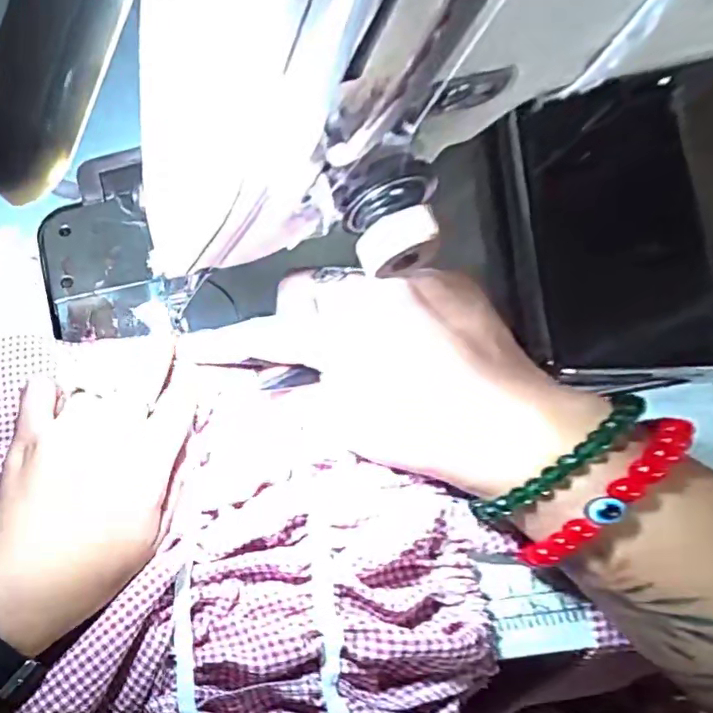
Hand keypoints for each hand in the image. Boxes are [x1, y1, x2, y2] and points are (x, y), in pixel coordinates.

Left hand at [0, 341, 193, 654]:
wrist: (24, 582)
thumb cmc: (95, 572)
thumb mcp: (150, 539)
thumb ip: (168, 487)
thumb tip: (180, 449)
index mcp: (148, 462)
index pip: (179, 405)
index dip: (190, 381)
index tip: (193, 366)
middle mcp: (112, 433)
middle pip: (141, 377)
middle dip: (159, 354)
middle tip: (167, 338)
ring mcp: (66, 427)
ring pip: (94, 384)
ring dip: (104, 388)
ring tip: (105, 401)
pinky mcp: (28, 432)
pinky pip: (41, 389)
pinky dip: (52, 391)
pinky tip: (56, 404)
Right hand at [175, 269, 609, 498]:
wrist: (515, 428)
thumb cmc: (423, 434)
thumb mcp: (346, 426)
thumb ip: (299, 399)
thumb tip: (266, 392)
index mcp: (341, 331)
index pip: (269, 335)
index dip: (230, 345)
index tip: (197, 347)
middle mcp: (373, 289)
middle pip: (309, 287)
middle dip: (300, 316)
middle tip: (314, 354)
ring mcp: (415, 278)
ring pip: (354, 282)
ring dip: (346, 312)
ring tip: (371, 351)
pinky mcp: (451, 279)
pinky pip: (398, 282)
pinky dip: (388, 308)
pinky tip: (411, 341)